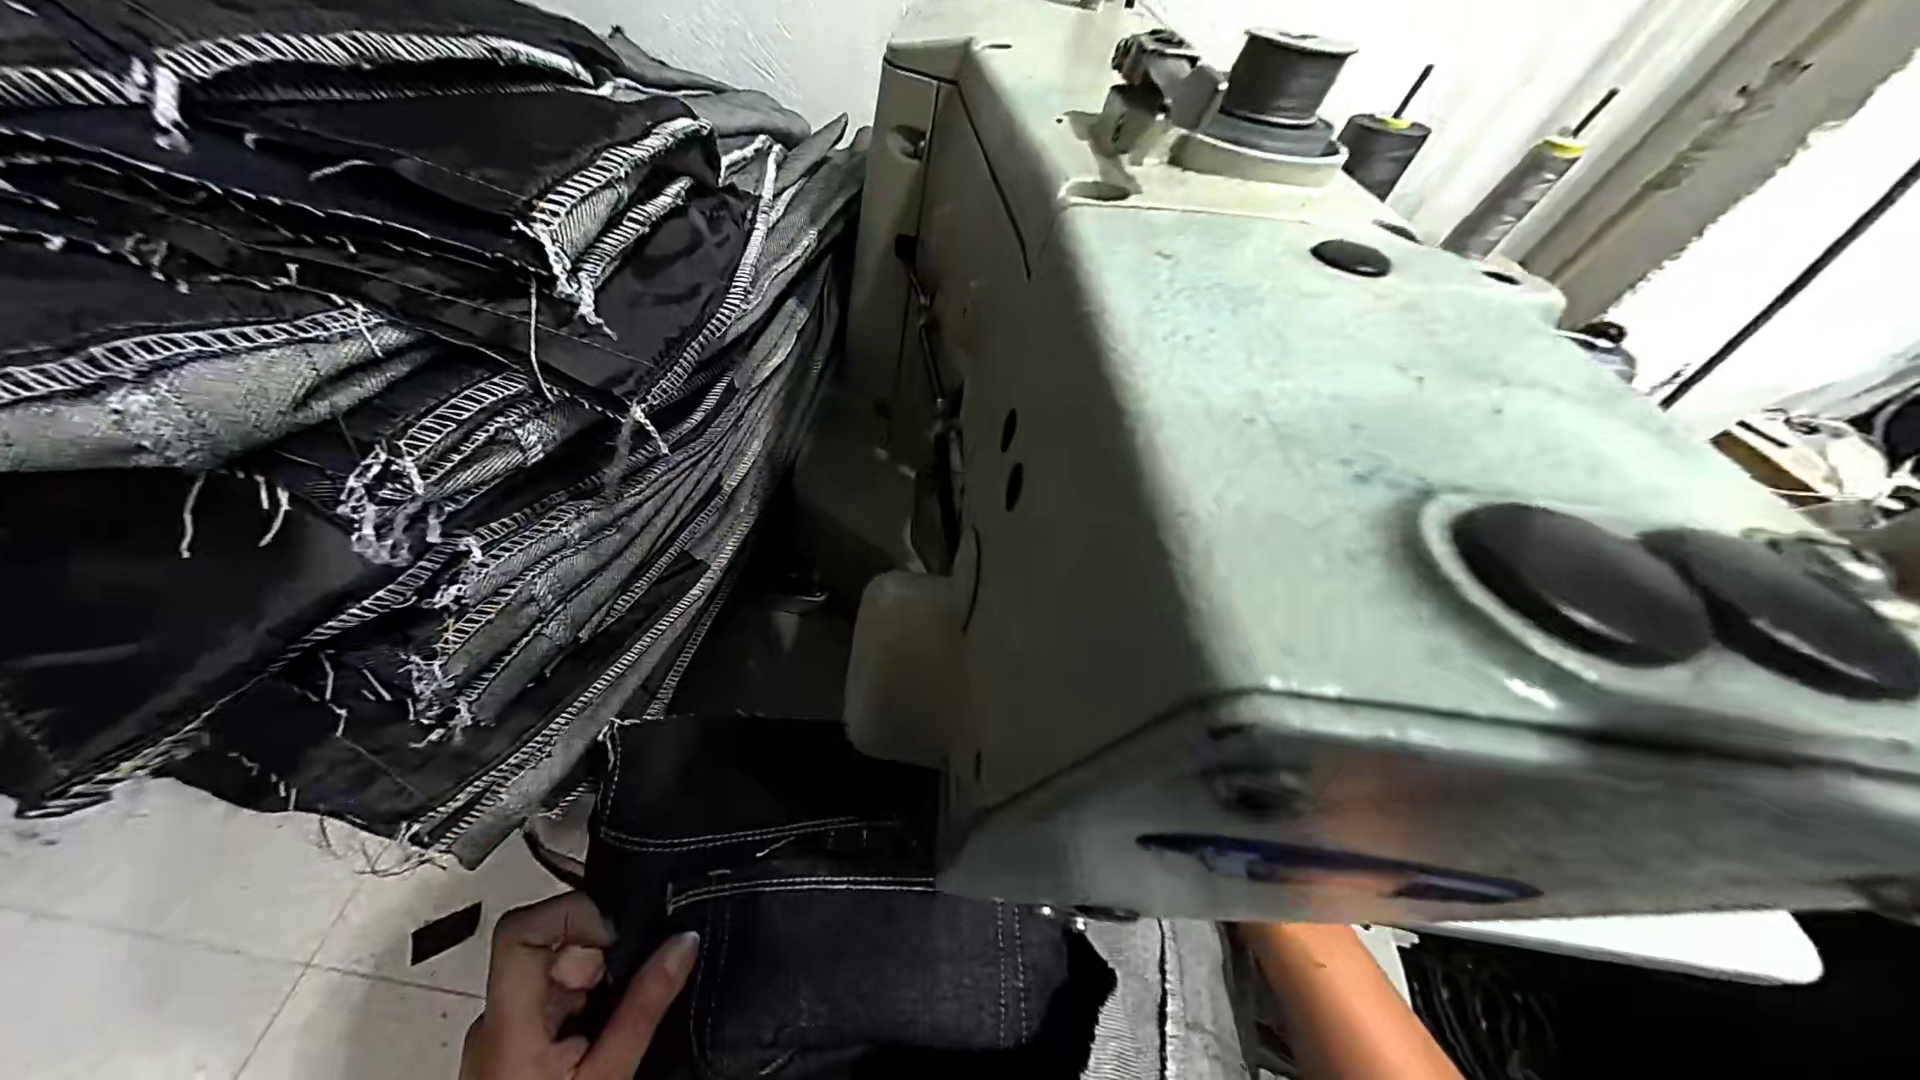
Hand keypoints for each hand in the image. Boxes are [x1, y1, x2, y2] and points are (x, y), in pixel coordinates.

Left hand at [461, 892, 698, 1079]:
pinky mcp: (514, 1043)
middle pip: (548, 945)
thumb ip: (645, 1005)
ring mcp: (502, 1030)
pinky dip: (591, 995)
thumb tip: (685, 937)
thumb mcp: (609, 1078)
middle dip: (601, 951)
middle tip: (634, 981)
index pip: (519, 932)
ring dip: (601, 976)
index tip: (618, 934)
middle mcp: (496, 1017)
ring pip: (557, 969)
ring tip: (622, 1012)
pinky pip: (556, 994)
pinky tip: (607, 1027)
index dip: (572, 912)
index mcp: (508, 1023)